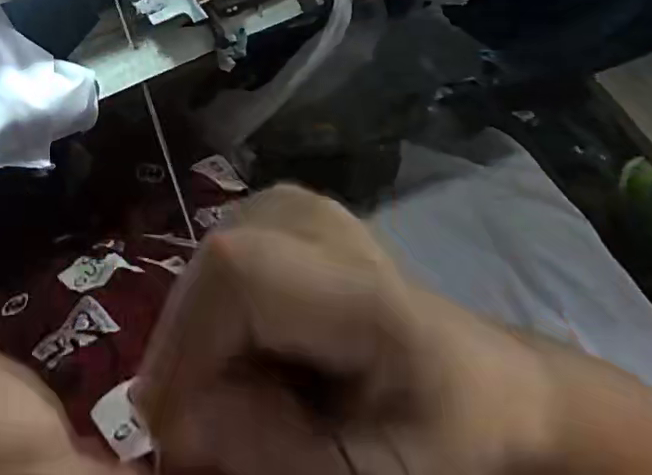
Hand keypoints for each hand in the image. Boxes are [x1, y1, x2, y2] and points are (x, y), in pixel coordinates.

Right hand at [135, 185, 553, 474]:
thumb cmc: (445, 433)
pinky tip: (249, 351)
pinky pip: (212, 264)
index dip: (186, 341)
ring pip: (203, 266)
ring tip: (236, 391)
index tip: (168, 427)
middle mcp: (316, 219)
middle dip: (186, 351)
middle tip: (196, 425)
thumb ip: (276, 452)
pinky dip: (211, 317)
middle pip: (210, 269)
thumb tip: (173, 423)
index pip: (237, 272)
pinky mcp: (272, 206)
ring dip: (197, 338)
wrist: (484, 378)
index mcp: (360, 285)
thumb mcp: (380, 472)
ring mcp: (290, 203)